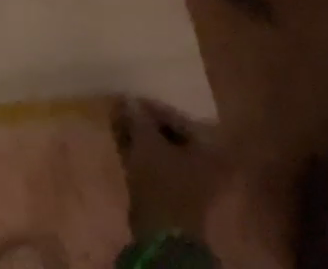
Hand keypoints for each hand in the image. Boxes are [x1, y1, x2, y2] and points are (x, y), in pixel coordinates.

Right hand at [114, 99, 229, 237]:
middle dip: (145, 120)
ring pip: (163, 146)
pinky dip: (140, 149)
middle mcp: (208, 159)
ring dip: (140, 133)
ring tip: (116, 121)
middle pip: (172, 131)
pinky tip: (121, 139)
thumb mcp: (147, 143)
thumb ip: (137, 118)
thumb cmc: (162, 181)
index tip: (127, 97)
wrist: (163, 229)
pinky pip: (157, 160)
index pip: (180, 117)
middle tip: (119, 108)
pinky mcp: (176, 187)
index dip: (152, 106)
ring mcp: (193, 175)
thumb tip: (128, 98)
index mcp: (211, 147)